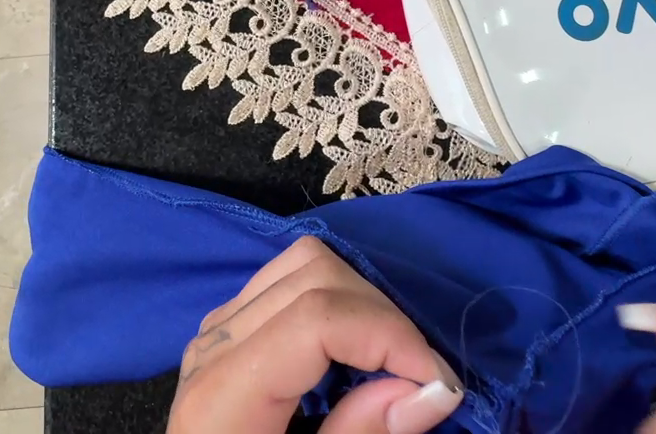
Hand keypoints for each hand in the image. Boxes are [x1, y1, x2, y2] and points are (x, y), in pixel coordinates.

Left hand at [167, 236, 464, 433]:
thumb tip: (431, 389)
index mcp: (222, 394)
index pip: (315, 317)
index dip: (388, 335)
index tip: (441, 382)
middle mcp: (214, 342)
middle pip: (314, 274)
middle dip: (383, 316)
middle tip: (425, 377)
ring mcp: (219, 327)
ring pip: (304, 261)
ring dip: (362, 300)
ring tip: (395, 358)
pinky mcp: (230, 326)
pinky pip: (289, 278)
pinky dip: (336, 297)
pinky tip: (355, 347)